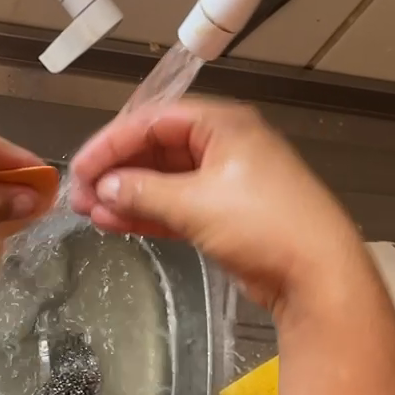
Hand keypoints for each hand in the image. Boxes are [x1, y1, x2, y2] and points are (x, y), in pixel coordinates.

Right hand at [69, 101, 360, 315]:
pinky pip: (173, 206)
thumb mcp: (196, 203)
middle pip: (154, 149)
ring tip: (89, 212)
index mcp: (222, 125)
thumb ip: (143, 191)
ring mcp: (222, 182)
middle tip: (78, 194)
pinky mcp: (221, 215)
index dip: (110, 142)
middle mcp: (221, 146)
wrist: (315, 274)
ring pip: (161, 180)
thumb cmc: (263, 224)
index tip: (78, 169)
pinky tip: (113, 221)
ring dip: (125, 194)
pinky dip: (145, 213)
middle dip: (115, 170)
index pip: (152, 120)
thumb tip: (104, 186)